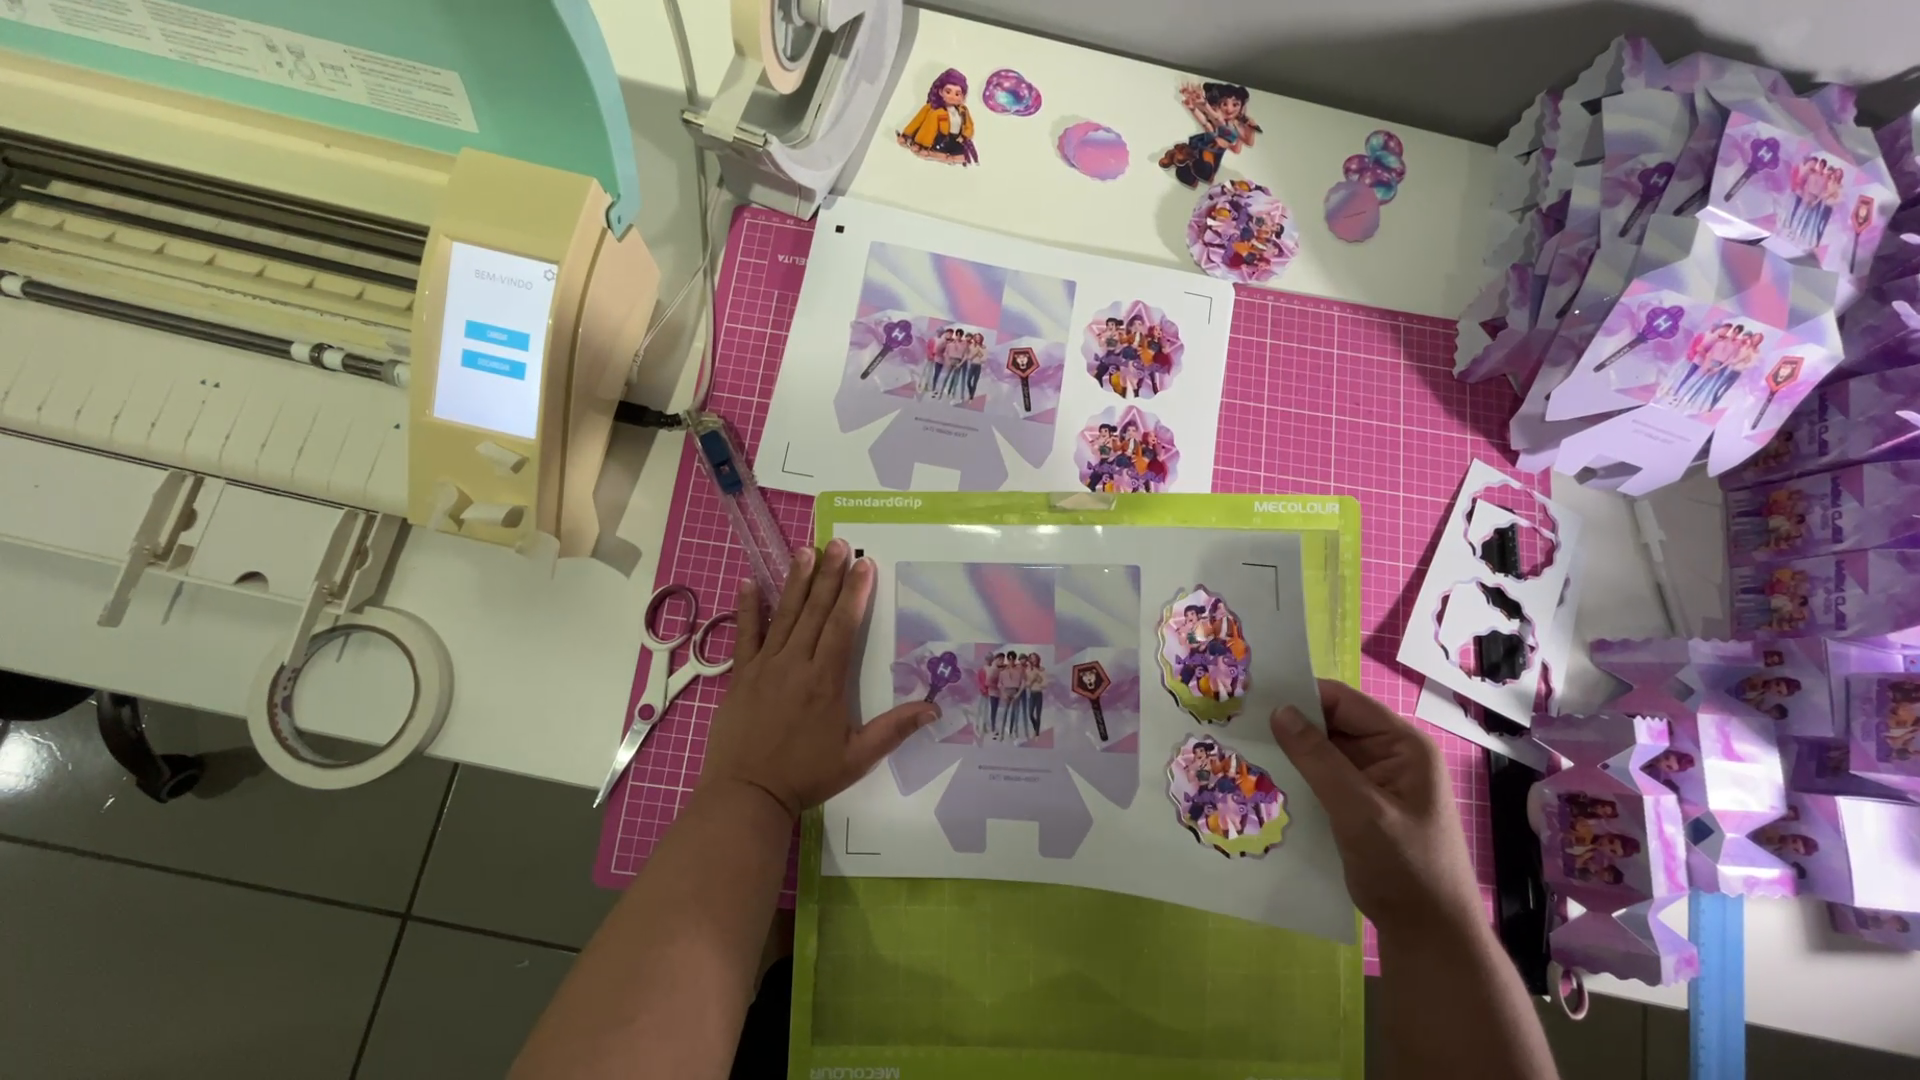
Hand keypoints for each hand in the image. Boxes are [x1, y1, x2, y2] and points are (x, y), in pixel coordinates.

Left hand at [701, 539, 937, 818]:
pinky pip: (745, 635)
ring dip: (796, 581)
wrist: (745, 794)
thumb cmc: (805, 776)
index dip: (855, 593)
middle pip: (815, 611)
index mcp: (826, 681)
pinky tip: (751, 582)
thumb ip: (894, 730)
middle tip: (838, 543)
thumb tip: (935, 708)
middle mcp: (795, 664)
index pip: (843, 626)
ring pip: (784, 615)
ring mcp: (764, 666)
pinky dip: (749, 608)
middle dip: (829, 575)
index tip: (864, 564)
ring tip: (805, 550)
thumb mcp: (857, 758)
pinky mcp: (740, 675)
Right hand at [1269, 680, 1482, 938]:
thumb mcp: (1359, 810)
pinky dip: (1298, 776)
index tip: (1255, 697)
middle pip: (1332, 724)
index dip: (1301, 695)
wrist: (1429, 935)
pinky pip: (1323, 777)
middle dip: (1290, 724)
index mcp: (1403, 746)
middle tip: (1240, 722)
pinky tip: (1266, 778)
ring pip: (1323, 751)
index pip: (1344, 702)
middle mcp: (1390, 756)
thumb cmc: (1404, 868)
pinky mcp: (1360, 806)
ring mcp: (1375, 782)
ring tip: (1244, 746)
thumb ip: (1318, 758)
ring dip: (1290, 752)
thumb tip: (1280, 711)